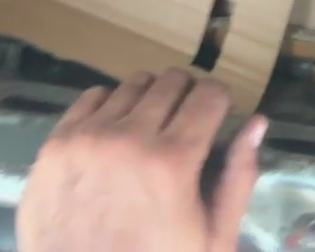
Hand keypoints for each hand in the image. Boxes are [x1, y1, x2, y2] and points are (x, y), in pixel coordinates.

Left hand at [17, 67, 266, 251]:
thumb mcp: (212, 240)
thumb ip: (238, 178)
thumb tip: (258, 122)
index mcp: (172, 162)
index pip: (210, 93)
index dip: (219, 104)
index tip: (216, 119)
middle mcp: (130, 138)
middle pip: (173, 79)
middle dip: (187, 98)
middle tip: (183, 128)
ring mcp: (90, 137)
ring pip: (134, 83)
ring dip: (149, 100)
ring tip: (148, 133)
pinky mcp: (57, 142)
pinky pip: (95, 95)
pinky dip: (111, 108)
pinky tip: (114, 136)